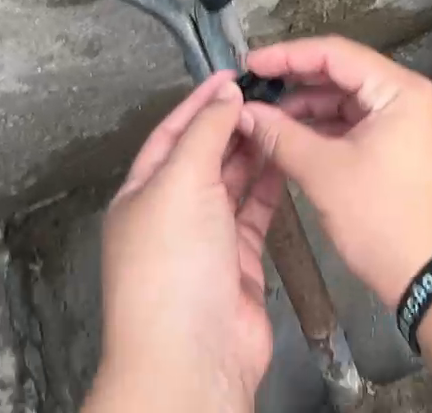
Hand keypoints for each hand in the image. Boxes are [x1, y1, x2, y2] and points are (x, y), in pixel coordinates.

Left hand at [86, 71, 282, 412]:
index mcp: (142, 192)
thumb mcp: (182, 182)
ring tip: (285, 116)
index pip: (173, 132)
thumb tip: (226, 94)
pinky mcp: (239, 259)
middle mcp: (172, 211)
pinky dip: (271, 184)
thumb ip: (207, 131)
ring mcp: (206, 237)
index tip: (234, 74)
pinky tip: (289, 157)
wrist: (194, 357)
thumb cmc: (174, 263)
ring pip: (233, 181)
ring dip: (255, 150)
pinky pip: (255, 210)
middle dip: (233, 123)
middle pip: (205, 154)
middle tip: (271, 93)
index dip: (201, 101)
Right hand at [238, 37, 431, 306]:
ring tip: (264, 119)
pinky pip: (356, 125)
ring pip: (347, 101)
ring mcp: (406, 122)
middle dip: (295, 83)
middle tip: (252, 90)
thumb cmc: (383, 218)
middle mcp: (407, 96)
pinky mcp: (400, 147)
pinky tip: (290, 138)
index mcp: (400, 89)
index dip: (288, 55)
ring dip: (307, 109)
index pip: (336, 54)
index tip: (250, 63)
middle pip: (342, 74)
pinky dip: (324, 130)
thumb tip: (243, 113)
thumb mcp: (325, 173)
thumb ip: (281, 136)